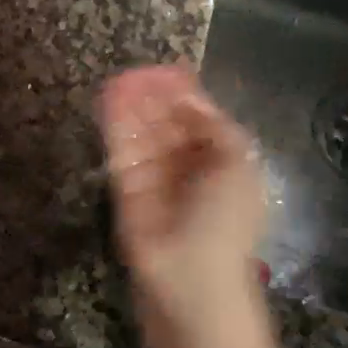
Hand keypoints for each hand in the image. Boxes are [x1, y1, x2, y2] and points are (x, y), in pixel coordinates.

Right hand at [99, 65, 265, 318]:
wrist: (188, 276)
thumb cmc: (224, 221)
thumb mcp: (238, 165)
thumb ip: (215, 128)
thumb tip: (190, 98)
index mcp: (222, 163)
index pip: (200, 121)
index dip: (186, 96)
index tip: (170, 71)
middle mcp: (186, 166)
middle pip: (167, 123)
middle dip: (155, 97)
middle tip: (138, 70)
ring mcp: (153, 175)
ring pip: (141, 132)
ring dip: (132, 105)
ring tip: (120, 77)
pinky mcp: (123, 184)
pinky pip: (119, 147)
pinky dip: (114, 123)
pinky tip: (109, 98)